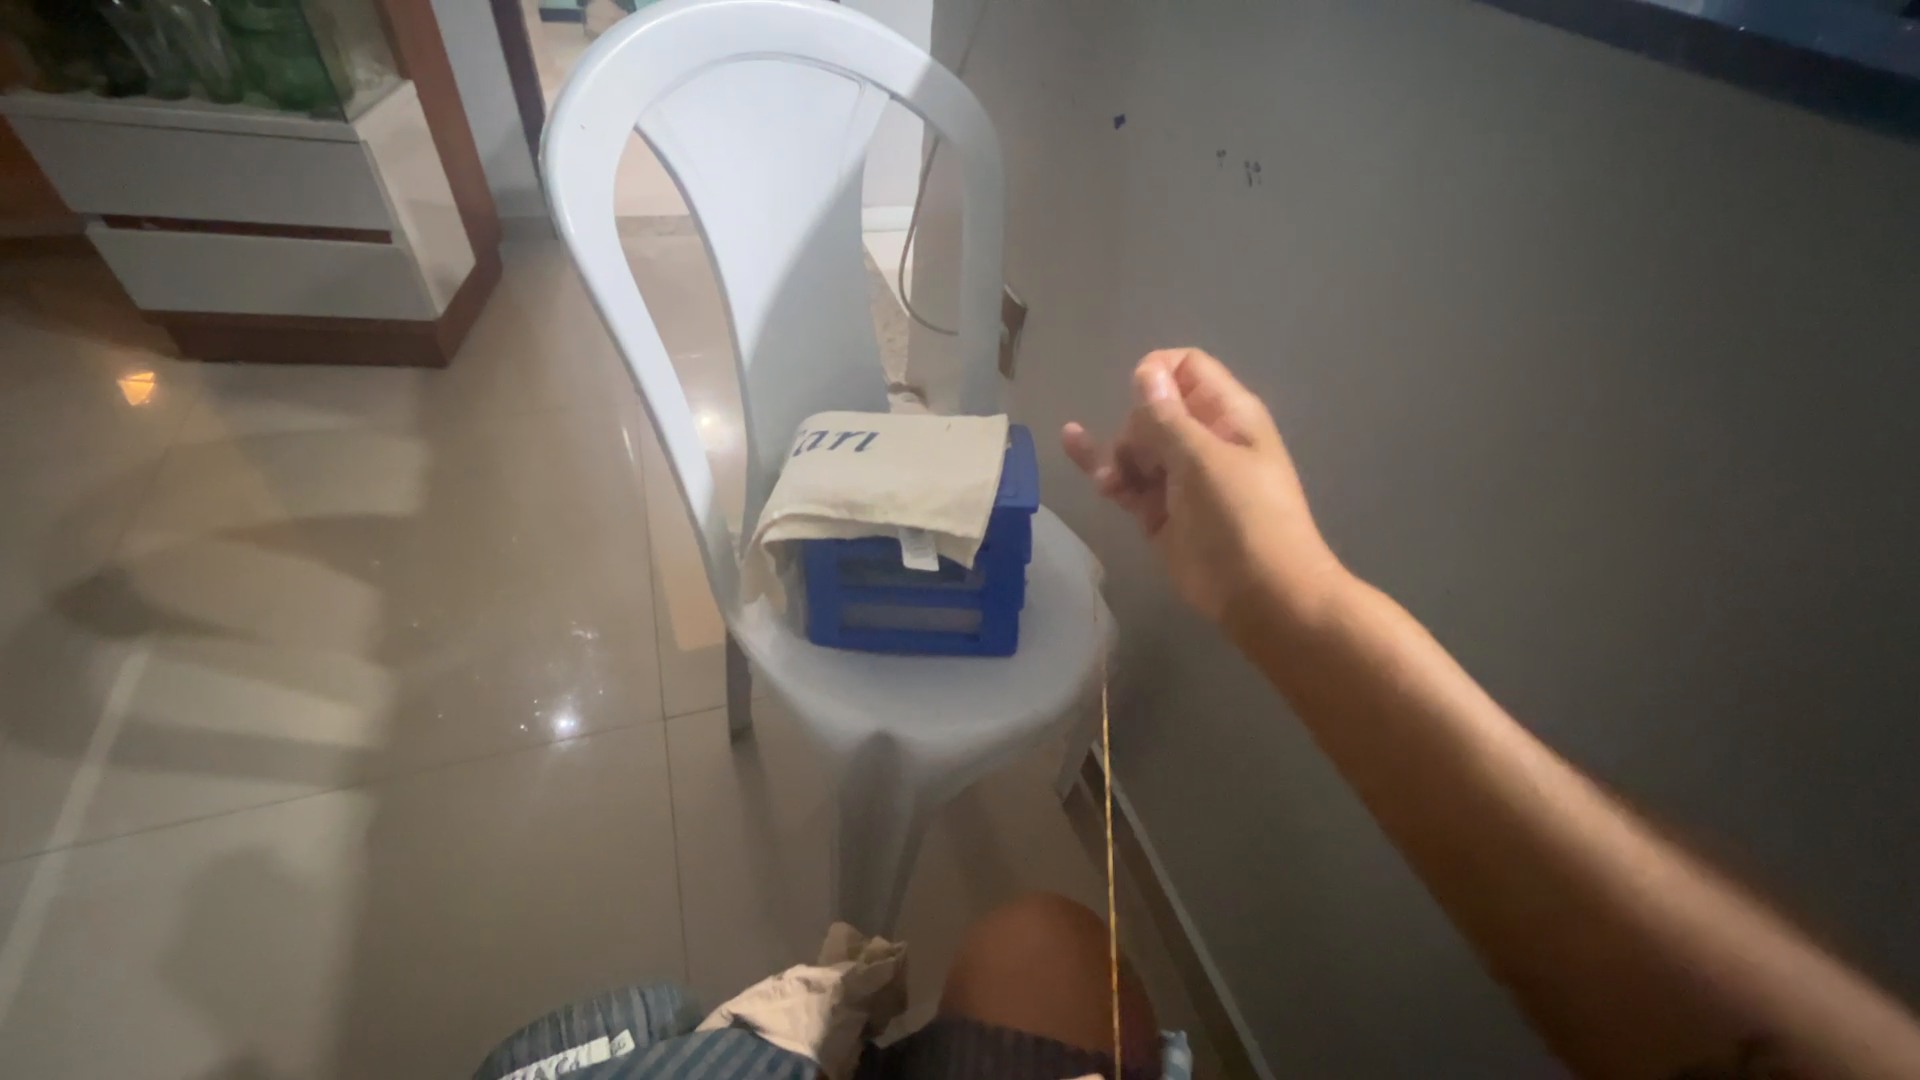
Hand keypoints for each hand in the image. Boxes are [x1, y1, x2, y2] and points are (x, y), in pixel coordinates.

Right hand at [1063, 348, 1345, 632]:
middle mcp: (1202, 439)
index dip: (1156, 374)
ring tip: (1113, 485)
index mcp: (1226, 414)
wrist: (1259, 593)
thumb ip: (1167, 415)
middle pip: (1152, 410)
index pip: (1186, 367)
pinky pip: (1125, 479)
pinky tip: (1071, 441)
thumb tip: (1145, 371)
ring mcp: (1178, 477)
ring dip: (1117, 456)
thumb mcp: (1203, 459)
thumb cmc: (1242, 517)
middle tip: (1143, 463)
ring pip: (1135, 446)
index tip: (1137, 399)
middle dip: (1134, 428)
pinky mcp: (1158, 511)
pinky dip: (1101, 467)